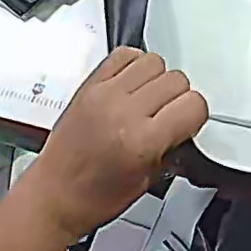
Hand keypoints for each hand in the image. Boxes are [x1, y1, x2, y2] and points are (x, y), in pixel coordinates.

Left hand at [15, 48, 207, 240]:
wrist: (55, 192)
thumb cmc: (95, 195)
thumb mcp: (149, 180)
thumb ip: (173, 145)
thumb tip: (187, 122)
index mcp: (142, 141)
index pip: (193, 104)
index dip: (196, 115)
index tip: (188, 123)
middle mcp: (123, 111)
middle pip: (176, 80)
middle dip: (179, 98)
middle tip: (168, 115)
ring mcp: (104, 94)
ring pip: (153, 61)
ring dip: (157, 78)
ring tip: (148, 99)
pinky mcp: (90, 84)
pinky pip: (123, 55)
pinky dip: (133, 64)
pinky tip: (131, 84)